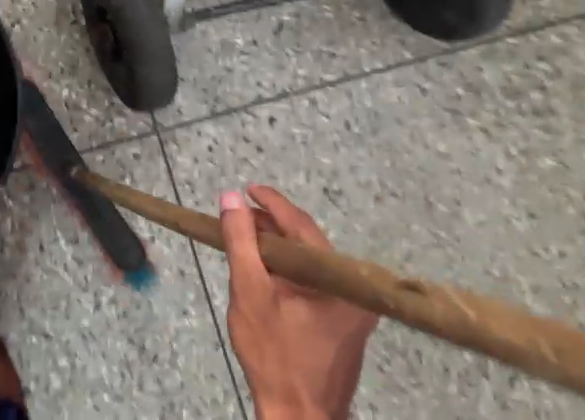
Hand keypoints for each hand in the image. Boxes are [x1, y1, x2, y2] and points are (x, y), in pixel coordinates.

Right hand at [221, 186, 378, 419]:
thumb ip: (240, 241)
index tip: (246, 188)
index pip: (303, 227)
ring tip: (244, 240)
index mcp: (339, 282)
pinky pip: (313, 281)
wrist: (298, 415)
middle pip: (308, 243)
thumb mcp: (249, 291)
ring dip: (277, 248)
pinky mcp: (344, 323)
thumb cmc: (274, 355)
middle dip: (271, 226)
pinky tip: (263, 270)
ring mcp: (352, 309)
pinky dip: (286, 270)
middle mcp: (353, 291)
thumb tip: (230, 198)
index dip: (272, 203)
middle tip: (238, 217)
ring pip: (309, 262)